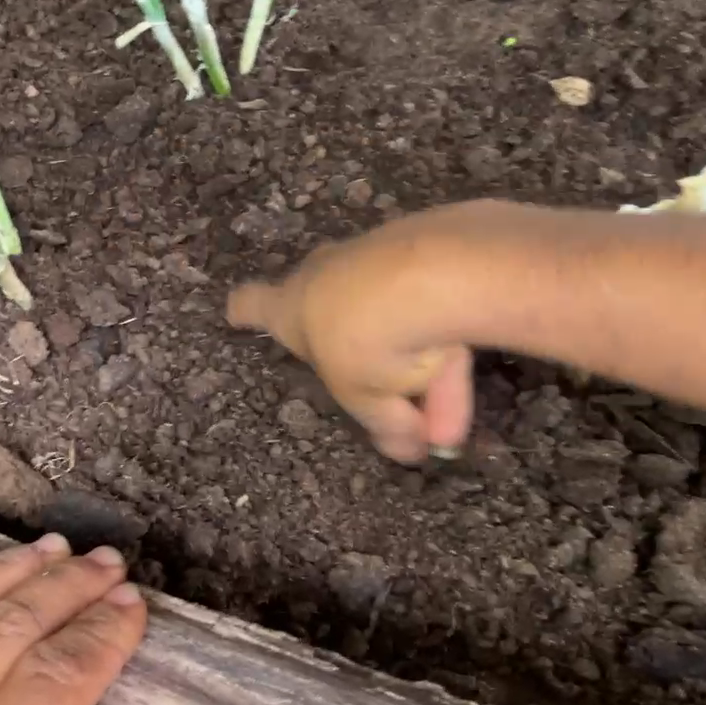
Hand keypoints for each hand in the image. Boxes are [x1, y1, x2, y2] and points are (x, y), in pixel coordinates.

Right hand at [227, 203, 485, 461]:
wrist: (424, 274)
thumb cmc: (360, 337)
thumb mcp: (364, 397)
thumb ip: (383, 423)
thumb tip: (405, 451)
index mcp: (286, 308)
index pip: (251, 305)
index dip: (245, 311)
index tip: (238, 314)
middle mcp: (323, 275)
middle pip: (329, 308)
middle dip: (352, 344)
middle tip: (378, 384)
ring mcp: (375, 257)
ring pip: (392, 320)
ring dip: (417, 371)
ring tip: (445, 428)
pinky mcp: (428, 253)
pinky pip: (433, 313)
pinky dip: (448, 351)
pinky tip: (467, 392)